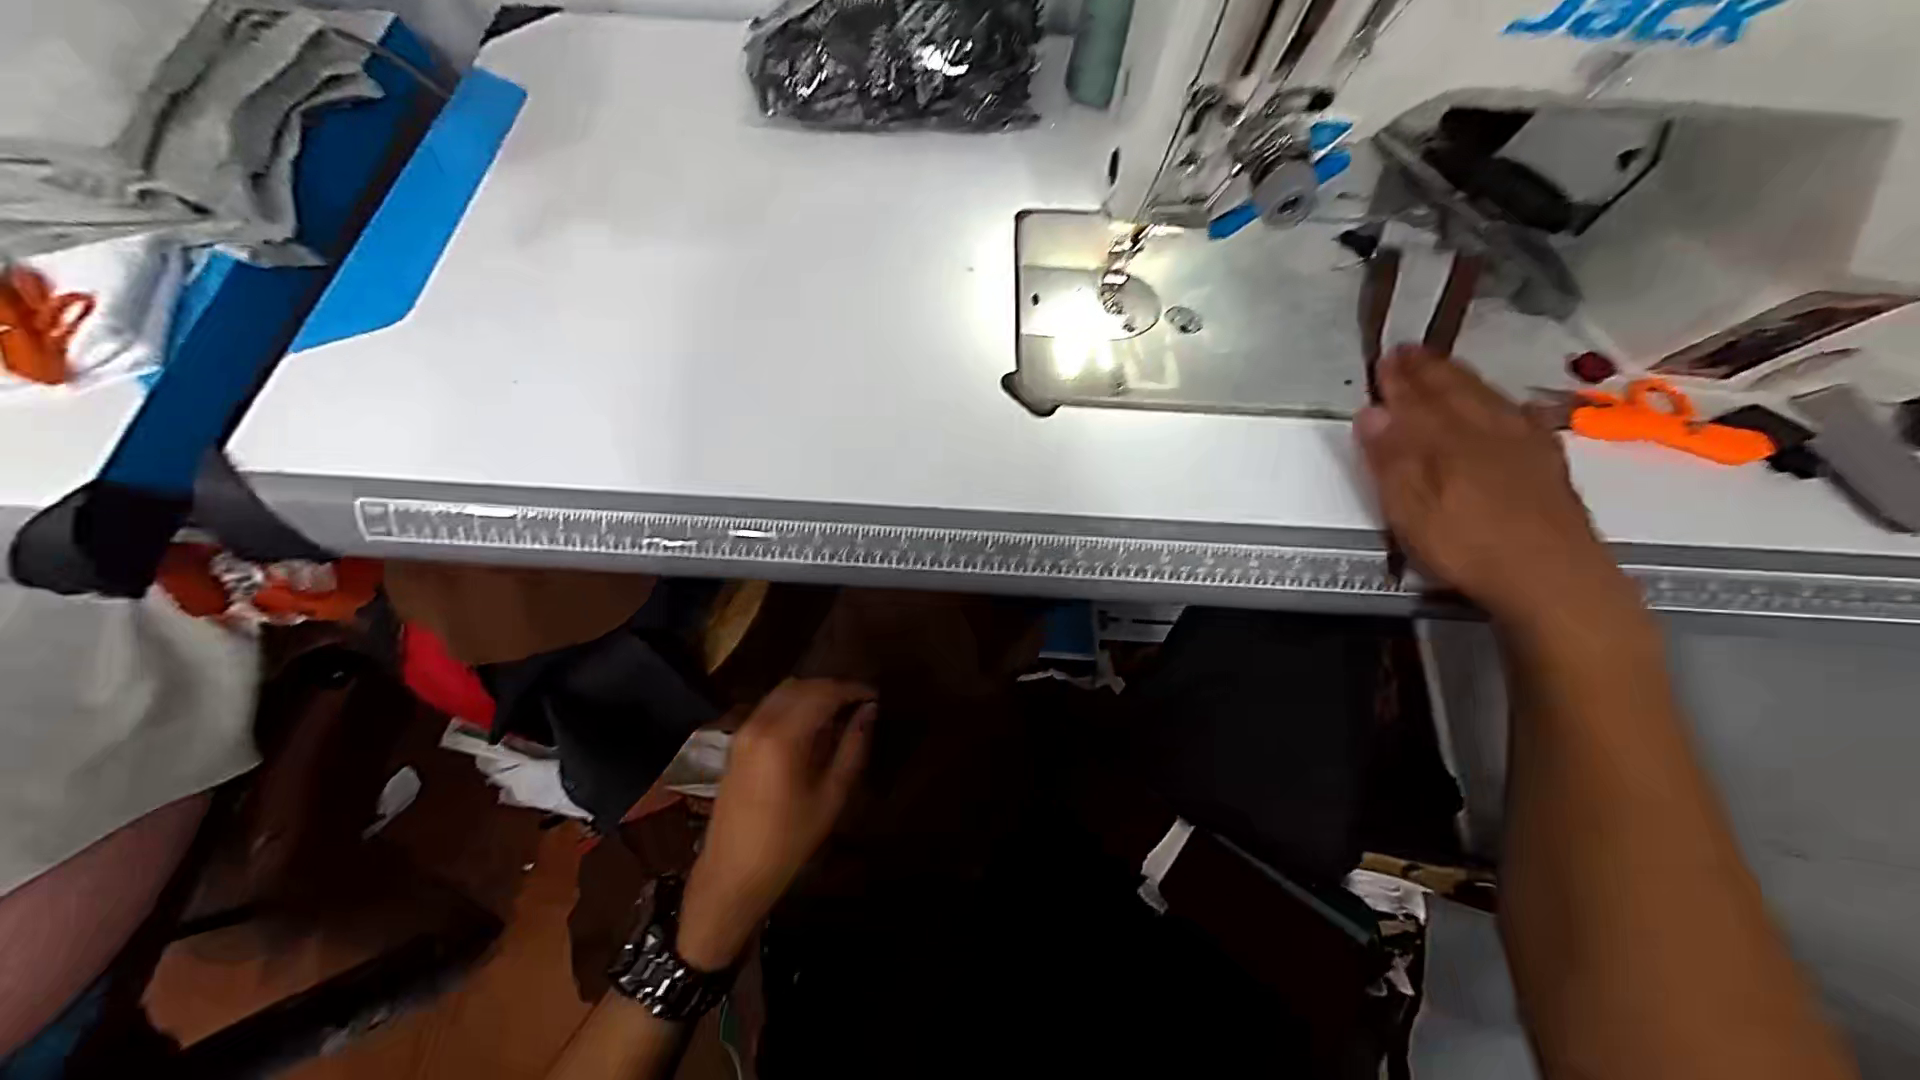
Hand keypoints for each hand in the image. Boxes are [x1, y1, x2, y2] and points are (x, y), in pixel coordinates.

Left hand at [676, 679, 875, 971]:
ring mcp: (743, 730)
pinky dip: (794, 704)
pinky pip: (770, 706)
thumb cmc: (788, 841)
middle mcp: (759, 723)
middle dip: (834, 688)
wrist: (732, 873)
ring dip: (813, 693)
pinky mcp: (736, 741)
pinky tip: (812, 727)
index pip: (823, 692)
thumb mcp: (831, 795)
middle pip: (803, 685)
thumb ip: (852, 746)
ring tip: (840, 713)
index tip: (875, 695)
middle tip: (861, 703)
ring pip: (784, 691)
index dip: (852, 689)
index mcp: (783, 737)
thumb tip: (869, 711)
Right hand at [1355, 347, 1639, 629]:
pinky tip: (1511, 404)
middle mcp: (1486, 431)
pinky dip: (1508, 403)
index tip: (1384, 358)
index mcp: (1447, 440)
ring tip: (1447, 367)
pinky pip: (1524, 418)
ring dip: (1464, 379)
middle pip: (1455, 391)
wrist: (1552, 578)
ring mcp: (1523, 445)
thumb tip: (1371, 412)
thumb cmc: (1465, 545)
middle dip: (1430, 369)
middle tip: (1411, 350)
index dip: (1398, 379)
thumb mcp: (1409, 507)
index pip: (1416, 399)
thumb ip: (1390, 458)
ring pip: (1489, 398)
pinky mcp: (1548, 465)